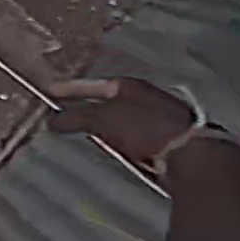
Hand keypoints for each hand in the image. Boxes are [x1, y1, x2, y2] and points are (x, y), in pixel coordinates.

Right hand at [48, 78, 194, 164]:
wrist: (191, 156)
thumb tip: (48, 121)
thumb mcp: (101, 118)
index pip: (90, 84)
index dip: (69, 88)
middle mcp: (144, 98)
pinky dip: (119, 143)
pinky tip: (113, 151)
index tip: (49, 92)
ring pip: (119, 121)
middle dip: (86, 109)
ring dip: (103, 129)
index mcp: (128, 86)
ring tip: (86, 136)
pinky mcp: (166, 141)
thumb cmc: (143, 127)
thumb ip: (73, 118)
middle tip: (64, 116)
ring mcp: (157, 120)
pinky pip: (132, 139)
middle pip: (106, 102)